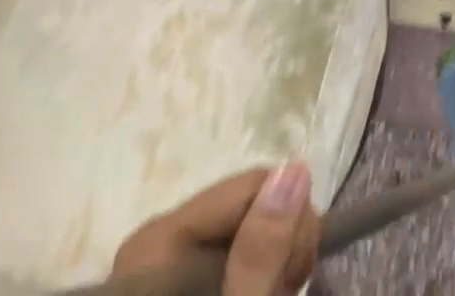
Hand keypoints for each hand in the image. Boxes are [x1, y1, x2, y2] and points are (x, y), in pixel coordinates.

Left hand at [110, 164, 320, 295]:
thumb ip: (261, 253)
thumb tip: (293, 170)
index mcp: (161, 239)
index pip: (254, 184)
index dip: (287, 222)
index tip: (290, 281)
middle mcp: (164, 236)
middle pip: (258, 198)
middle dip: (286, 242)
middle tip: (280, 294)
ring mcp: (176, 256)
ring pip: (261, 222)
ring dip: (281, 260)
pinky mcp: (190, 274)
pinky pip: (249, 245)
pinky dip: (269, 271)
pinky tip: (266, 293)